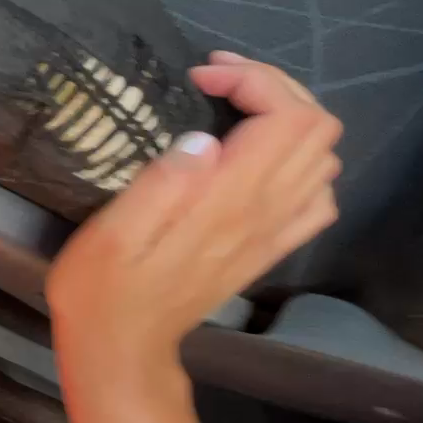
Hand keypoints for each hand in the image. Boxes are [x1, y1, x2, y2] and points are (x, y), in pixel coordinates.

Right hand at [46, 51, 341, 360]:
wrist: (121, 342)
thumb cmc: (100, 286)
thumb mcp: (110, 234)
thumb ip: (159, 185)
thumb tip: (200, 140)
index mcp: (229, 201)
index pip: (286, 118)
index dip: (252, 82)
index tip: (196, 80)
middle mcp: (265, 211)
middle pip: (315, 128)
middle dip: (273, 88)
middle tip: (213, 83)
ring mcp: (271, 231)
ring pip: (322, 155)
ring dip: (287, 118)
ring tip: (231, 110)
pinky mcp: (266, 246)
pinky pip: (316, 194)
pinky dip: (298, 162)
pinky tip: (256, 163)